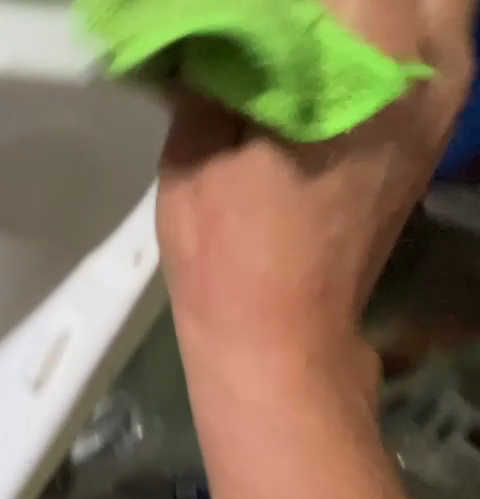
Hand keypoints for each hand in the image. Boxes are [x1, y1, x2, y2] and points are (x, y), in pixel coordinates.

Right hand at [157, 0, 475, 381]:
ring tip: (301, 40)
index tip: (225, 22)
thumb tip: (210, 34)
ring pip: (431, 3)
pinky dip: (387, 30)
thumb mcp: (194, 160)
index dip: (267, 8)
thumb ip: (212, 82)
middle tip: (267, 26)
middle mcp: (428, 56)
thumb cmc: (225, 247)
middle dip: (329, 5)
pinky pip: (435, 36)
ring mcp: (448, 86)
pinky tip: (333, 61)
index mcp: (362, 59)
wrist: (280, 322)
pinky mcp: (442, 116)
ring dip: (360, 14)